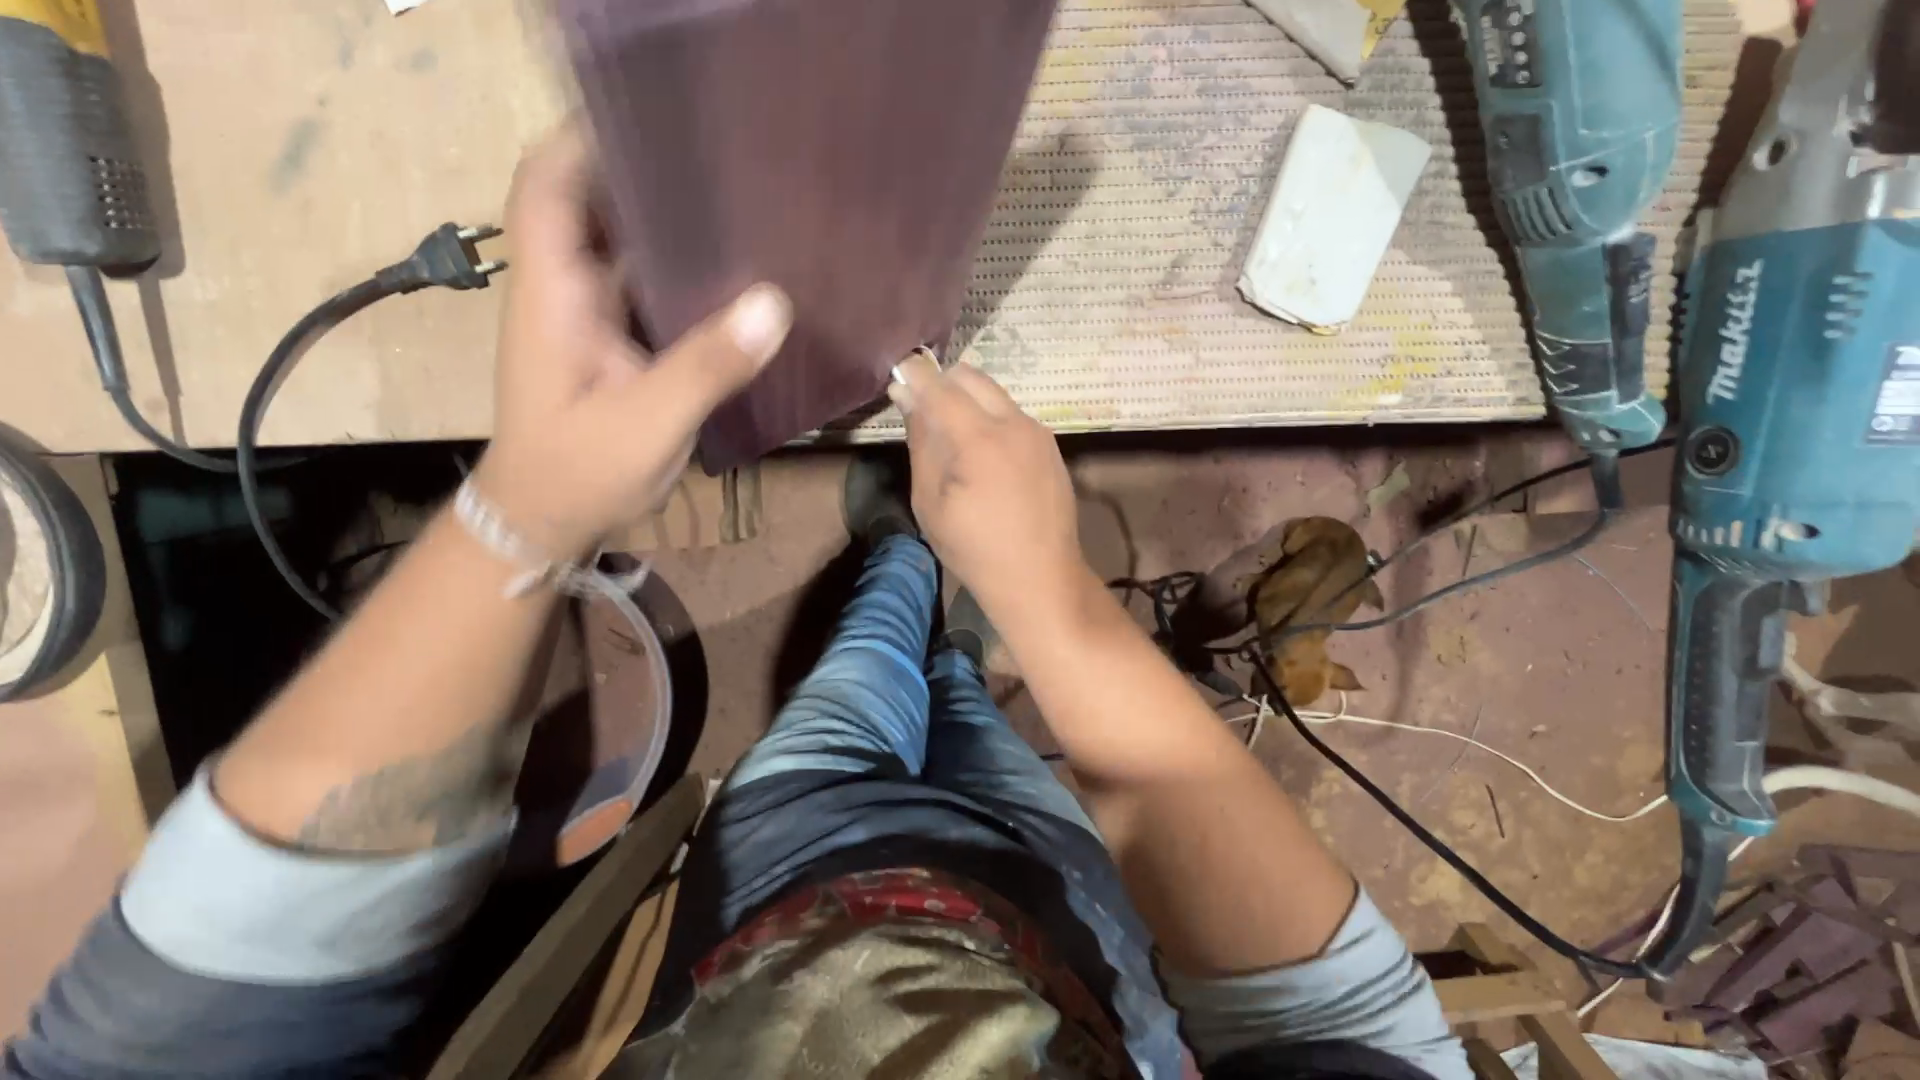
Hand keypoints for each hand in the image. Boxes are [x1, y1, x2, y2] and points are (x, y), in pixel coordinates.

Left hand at [474, 125, 791, 557]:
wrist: (544, 521)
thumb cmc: (578, 471)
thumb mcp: (647, 422)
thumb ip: (705, 365)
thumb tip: (774, 304)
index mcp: (553, 294)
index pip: (545, 189)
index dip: (580, 141)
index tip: (644, 115)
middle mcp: (566, 293)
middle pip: (590, 206)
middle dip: (641, 173)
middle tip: (715, 157)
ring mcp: (588, 319)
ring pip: (622, 248)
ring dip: (666, 223)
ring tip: (733, 201)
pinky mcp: (611, 345)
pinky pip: (645, 289)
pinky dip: (679, 272)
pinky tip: (729, 273)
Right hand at [890, 354, 1090, 622]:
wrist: (1041, 579)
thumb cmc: (975, 550)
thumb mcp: (931, 503)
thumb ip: (921, 444)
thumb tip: (908, 398)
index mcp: (980, 438)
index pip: (939, 386)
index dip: (914, 375)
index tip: (897, 375)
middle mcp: (1014, 424)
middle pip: (972, 377)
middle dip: (943, 383)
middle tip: (922, 410)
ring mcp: (1038, 434)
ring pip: (996, 395)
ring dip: (969, 401)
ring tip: (952, 437)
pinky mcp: (1051, 448)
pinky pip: (1014, 417)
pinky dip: (991, 419)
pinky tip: (983, 457)